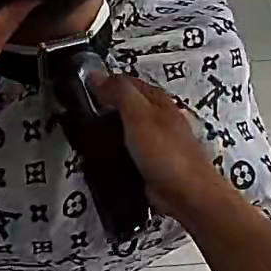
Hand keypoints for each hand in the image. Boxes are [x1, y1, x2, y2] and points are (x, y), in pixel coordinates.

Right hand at [93, 74, 239, 222]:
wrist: (186, 194)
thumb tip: (97, 75)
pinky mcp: (151, 164)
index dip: (105, 82)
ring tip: (89, 136)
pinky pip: (127, 153)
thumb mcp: (139, 116)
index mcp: (158, 101)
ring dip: (109, 133)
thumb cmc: (170, 155)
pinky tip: (105, 158)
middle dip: (105, 108)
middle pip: (126, 106)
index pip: (127, 82)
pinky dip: (115, 153)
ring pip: (126, 130)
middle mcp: (159, 119)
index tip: (83, 87)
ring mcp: (155, 143)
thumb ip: (119, 93)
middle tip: (83, 112)